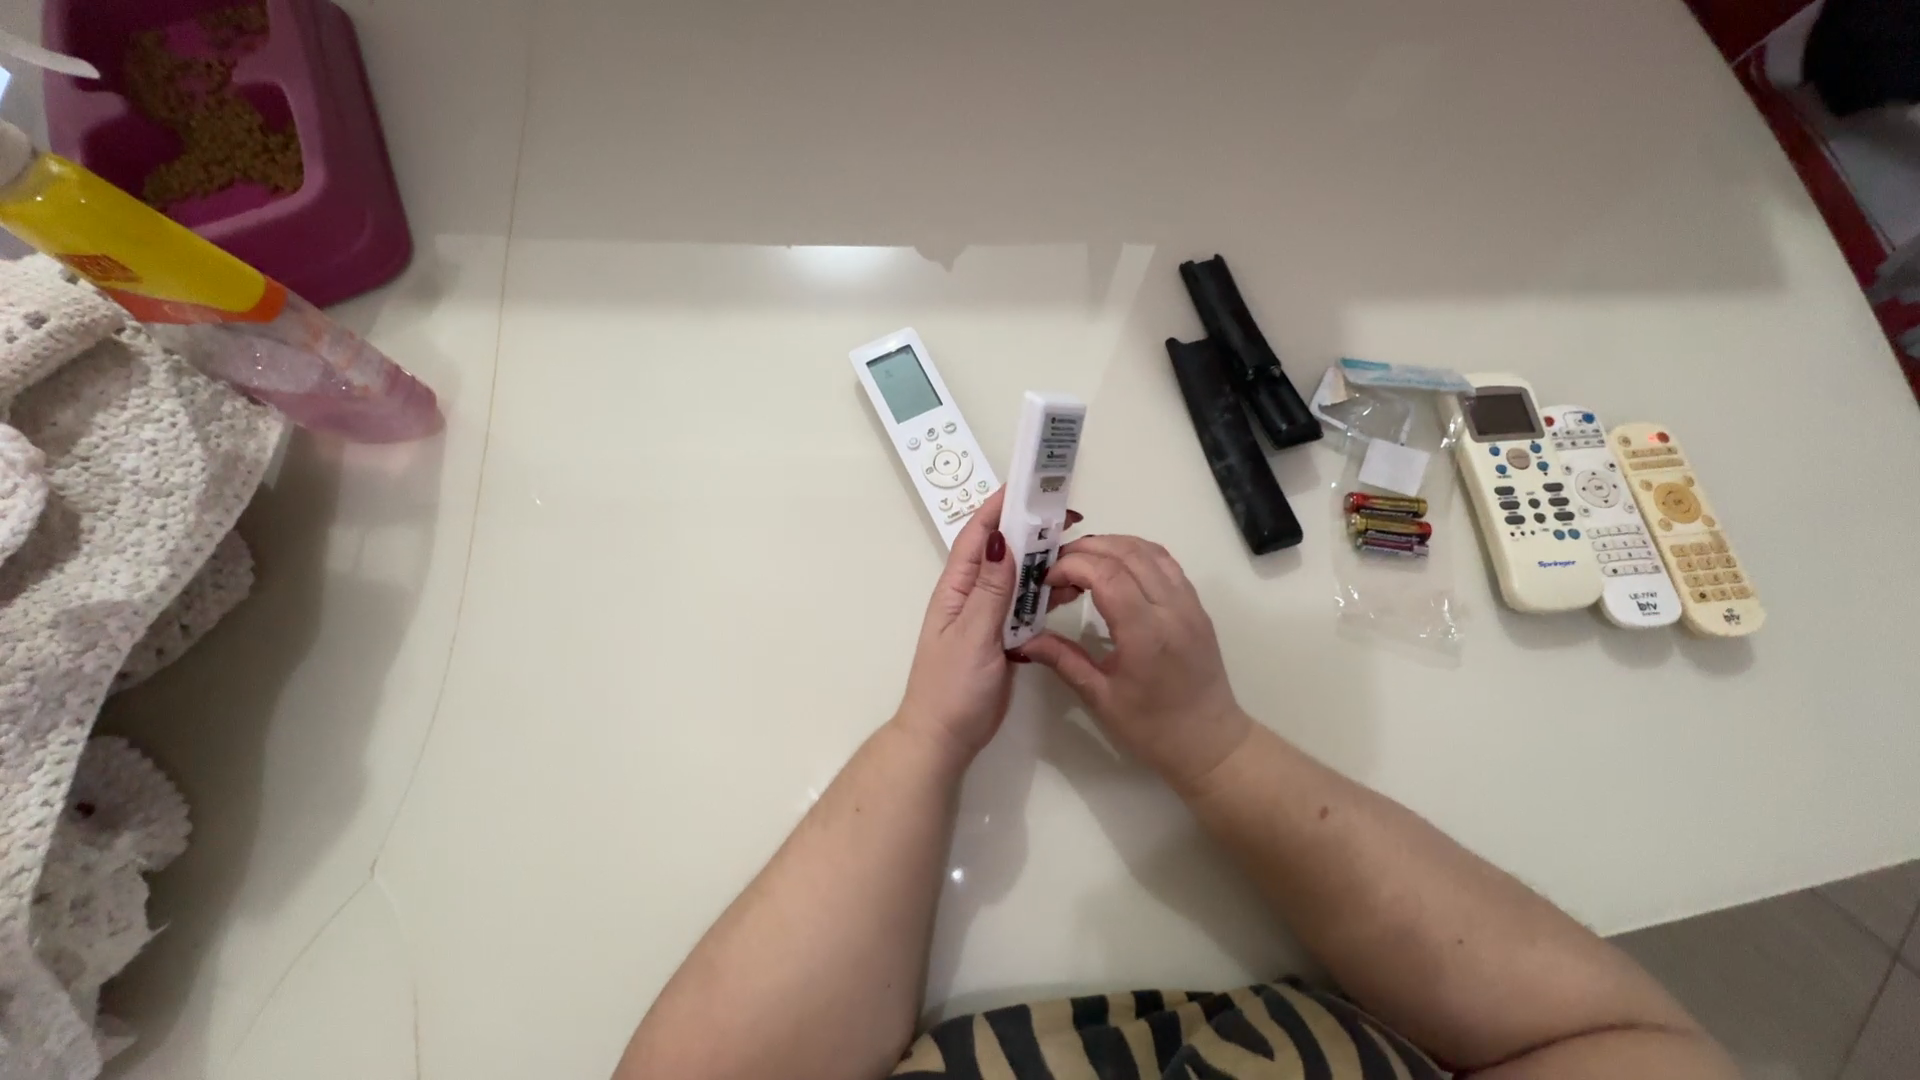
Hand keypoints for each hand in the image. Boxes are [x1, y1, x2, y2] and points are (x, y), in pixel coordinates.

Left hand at [893, 489, 1082, 760]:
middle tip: (1071, 519)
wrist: (946, 737)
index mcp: (956, 588)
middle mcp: (972, 594)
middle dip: (1032, 530)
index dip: (1001, 507)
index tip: (1032, 487)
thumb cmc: (952, 686)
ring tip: (1080, 551)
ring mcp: (988, 615)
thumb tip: (1000, 541)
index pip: (977, 535)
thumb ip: (989, 590)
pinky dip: (1047, 594)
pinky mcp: (1004, 636)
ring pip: (1019, 577)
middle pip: (1003, 551)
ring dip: (1044, 562)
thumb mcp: (972, 634)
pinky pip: (1027, 605)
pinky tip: (1072, 589)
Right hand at [1020, 535, 1251, 790]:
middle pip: (1127, 553)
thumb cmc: (1152, 728)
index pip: (1107, 574)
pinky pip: (1166, 563)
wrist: (1209, 742)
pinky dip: (1136, 554)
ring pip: (1149, 550)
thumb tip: (1023, 640)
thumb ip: (1062, 659)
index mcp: (1146, 634)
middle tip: (1056, 567)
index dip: (1071, 566)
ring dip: (1111, 545)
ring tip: (1081, 563)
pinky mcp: (1197, 605)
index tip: (1047, 581)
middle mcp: (1172, 609)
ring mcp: (1190, 604)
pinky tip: (1114, 569)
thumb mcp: (1100, 697)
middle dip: (1085, 550)